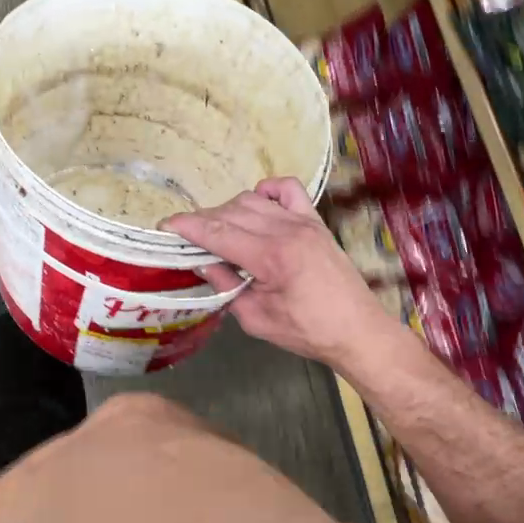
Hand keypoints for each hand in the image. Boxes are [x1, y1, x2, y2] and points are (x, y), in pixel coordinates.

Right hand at [161, 177, 394, 365]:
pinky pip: (286, 189)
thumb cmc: (308, 333)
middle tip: (187, 239)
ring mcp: (304, 221)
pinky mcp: (316, 221)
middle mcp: (286, 231)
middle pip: (230, 212)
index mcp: (271, 257)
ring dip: (228, 211)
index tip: (164, 226)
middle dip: (203, 221)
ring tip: (219, 232)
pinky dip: (265, 191)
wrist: (359, 332)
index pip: (217, 231)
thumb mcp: (256, 319)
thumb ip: (225, 286)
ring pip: (252, 200)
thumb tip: (202, 260)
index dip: (186, 226)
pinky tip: (256, 207)